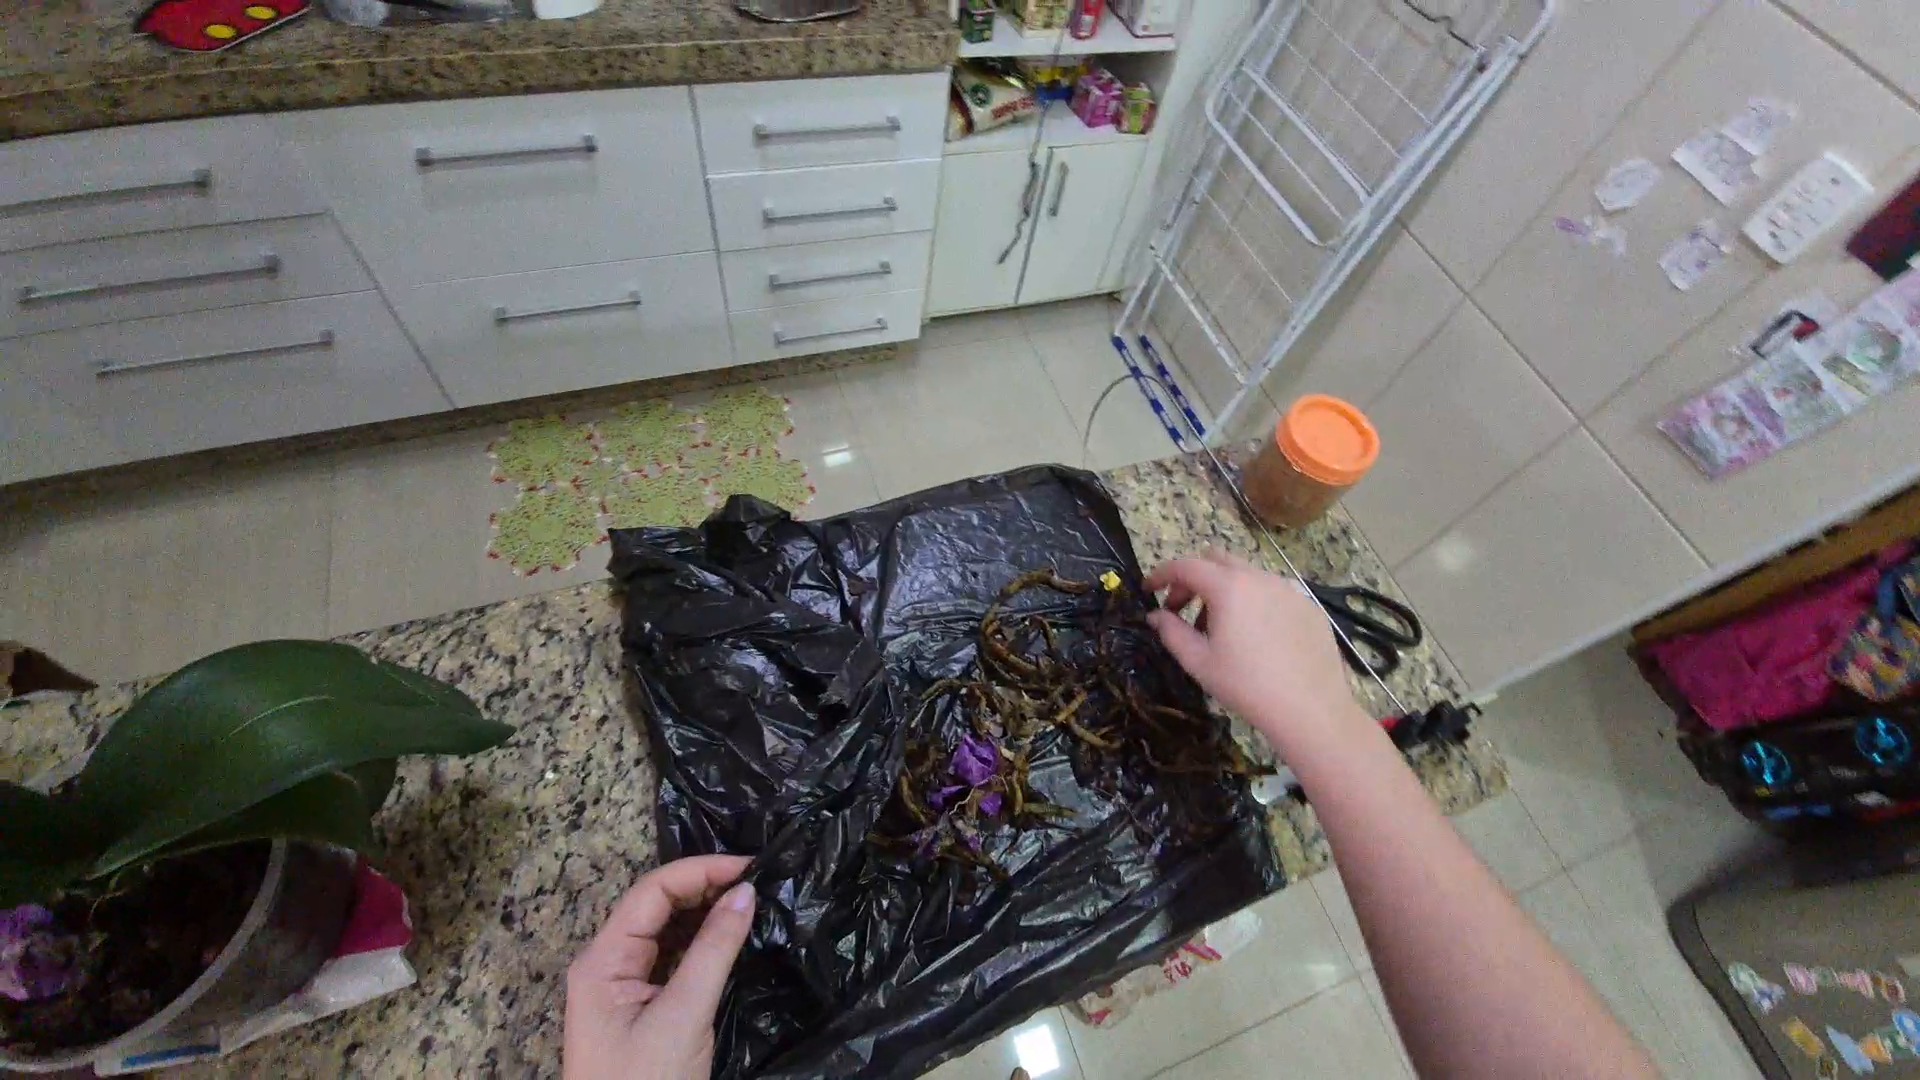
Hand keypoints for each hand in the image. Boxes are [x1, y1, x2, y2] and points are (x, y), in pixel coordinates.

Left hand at [564, 855, 755, 1079]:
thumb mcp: (684, 1015)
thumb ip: (715, 948)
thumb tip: (746, 891)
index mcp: (603, 960)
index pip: (653, 890)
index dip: (702, 870)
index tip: (750, 869)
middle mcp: (605, 962)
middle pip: (656, 902)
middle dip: (705, 884)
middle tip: (755, 883)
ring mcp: (619, 984)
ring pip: (665, 925)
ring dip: (704, 908)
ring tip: (747, 901)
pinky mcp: (637, 1004)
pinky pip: (669, 952)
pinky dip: (700, 936)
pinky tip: (728, 933)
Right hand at [1145, 552, 1364, 756]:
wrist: (1311, 710)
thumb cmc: (1246, 685)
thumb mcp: (1198, 661)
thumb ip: (1171, 631)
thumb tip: (1155, 616)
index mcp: (1229, 587)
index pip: (1185, 566)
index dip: (1161, 574)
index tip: (1148, 590)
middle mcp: (1259, 578)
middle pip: (1216, 560)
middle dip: (1192, 579)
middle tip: (1181, 609)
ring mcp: (1288, 590)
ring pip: (1246, 575)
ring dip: (1223, 590)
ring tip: (1219, 627)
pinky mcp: (1309, 607)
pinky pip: (1272, 592)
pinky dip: (1252, 602)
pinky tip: (1255, 637)